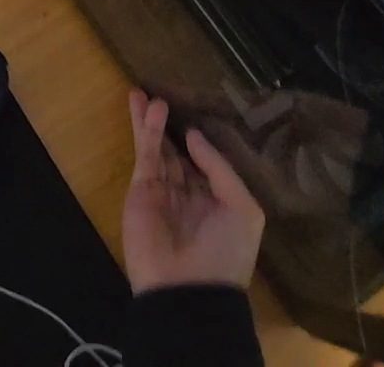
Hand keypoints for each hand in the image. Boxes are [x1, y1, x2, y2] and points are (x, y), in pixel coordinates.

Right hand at [122, 90, 265, 293]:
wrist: (188, 290)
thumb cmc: (225, 252)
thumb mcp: (243, 210)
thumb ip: (219, 168)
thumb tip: (194, 135)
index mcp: (215, 201)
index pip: (205, 162)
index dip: (198, 139)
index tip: (193, 111)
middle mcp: (188, 193)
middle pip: (176, 152)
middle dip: (168, 126)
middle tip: (159, 95)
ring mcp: (162, 191)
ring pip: (157, 148)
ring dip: (151, 121)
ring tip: (145, 93)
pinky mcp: (140, 190)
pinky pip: (146, 155)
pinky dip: (145, 132)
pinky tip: (147, 109)